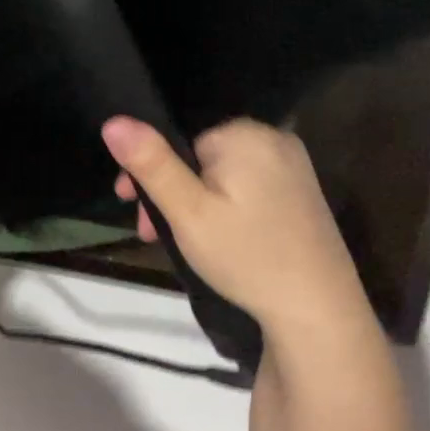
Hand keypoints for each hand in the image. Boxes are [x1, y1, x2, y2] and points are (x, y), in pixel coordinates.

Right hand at [101, 117, 370, 330]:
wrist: (316, 309)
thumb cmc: (245, 255)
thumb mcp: (185, 210)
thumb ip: (150, 163)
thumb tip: (112, 121)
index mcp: (246, 135)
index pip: (175, 136)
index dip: (146, 169)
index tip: (130, 205)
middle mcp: (274, 139)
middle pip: (195, 154)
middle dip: (166, 189)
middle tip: (150, 231)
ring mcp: (290, 166)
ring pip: (215, 173)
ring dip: (188, 201)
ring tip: (178, 240)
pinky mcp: (297, 192)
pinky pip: (240, 185)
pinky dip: (217, 206)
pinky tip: (211, 236)